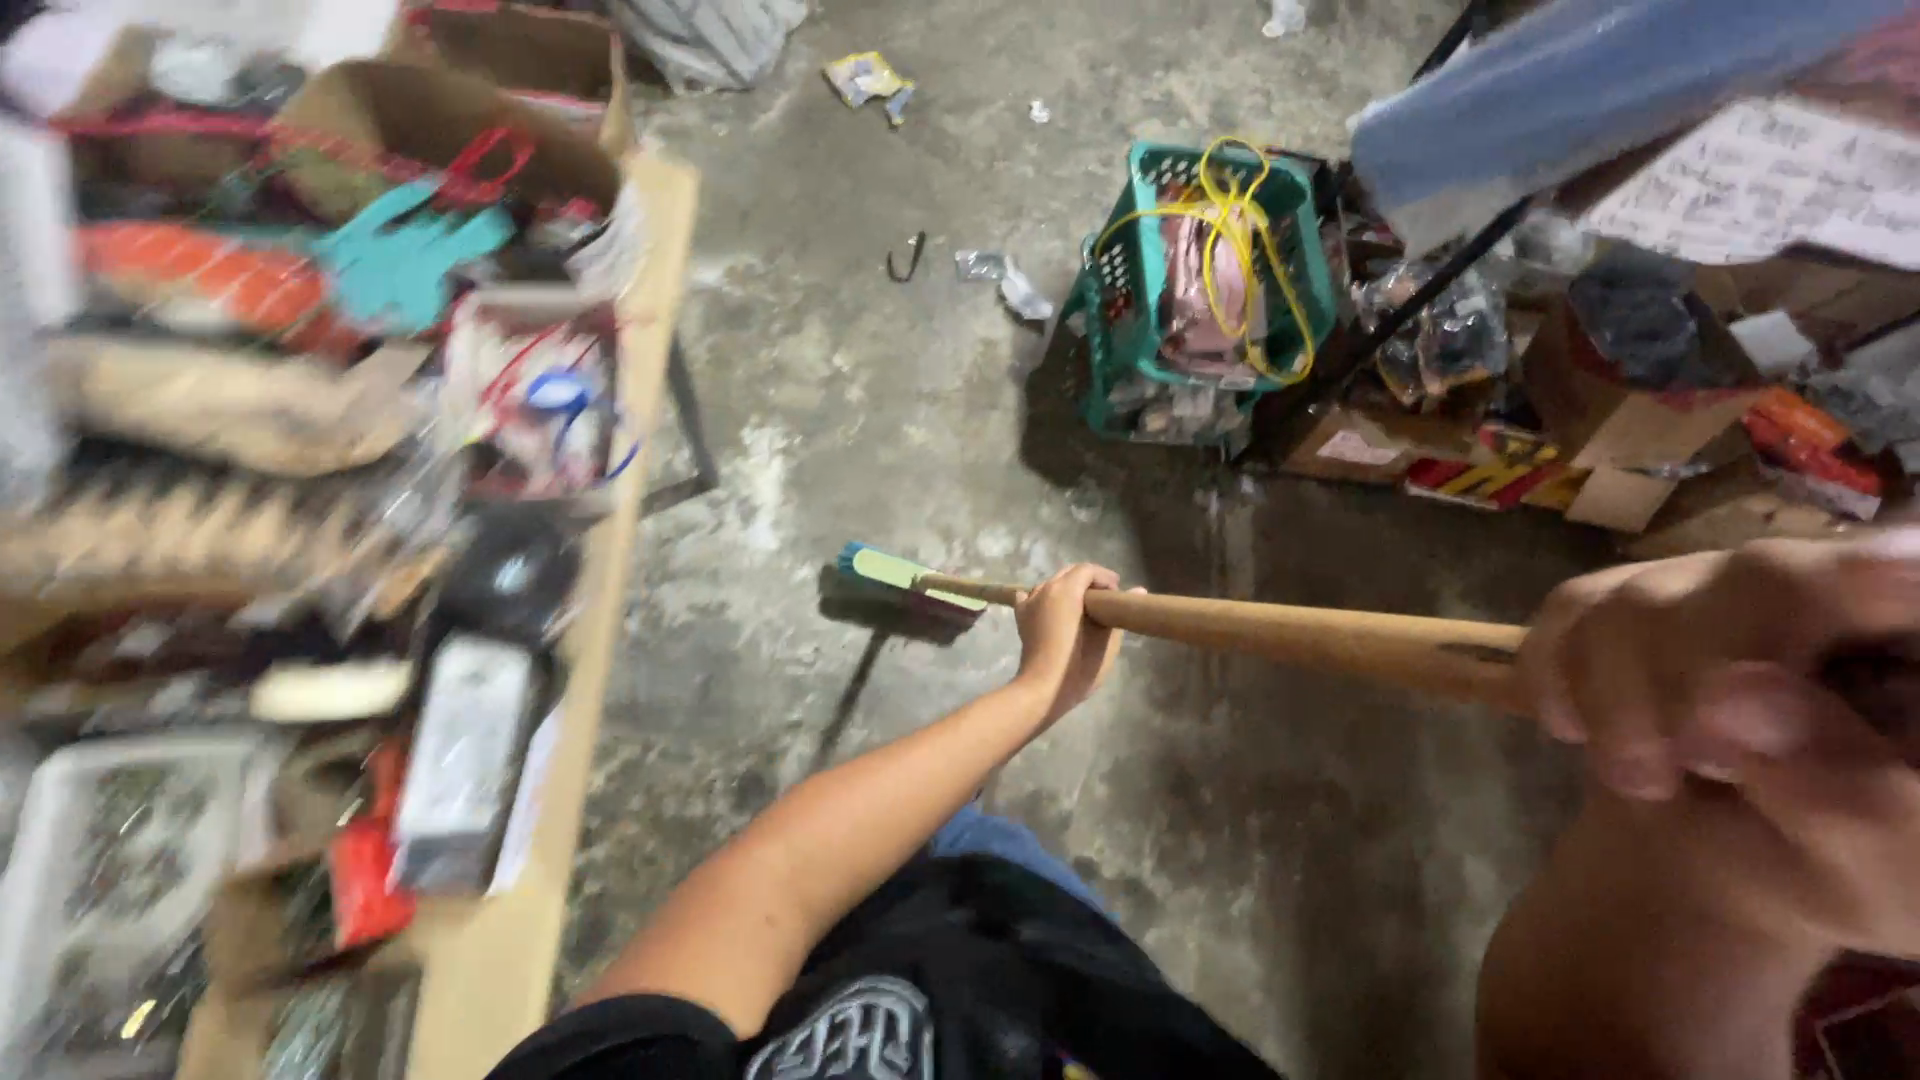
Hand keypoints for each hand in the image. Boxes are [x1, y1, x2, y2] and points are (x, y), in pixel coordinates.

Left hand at [1011, 563, 1137, 724]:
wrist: (1044, 688)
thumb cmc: (1079, 665)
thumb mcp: (1107, 639)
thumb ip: (1118, 611)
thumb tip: (1139, 590)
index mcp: (1065, 590)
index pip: (1087, 570)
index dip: (1105, 577)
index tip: (1117, 594)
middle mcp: (1045, 589)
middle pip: (1068, 572)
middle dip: (1088, 581)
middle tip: (1105, 599)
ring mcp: (1029, 601)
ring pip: (1051, 583)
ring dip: (1068, 588)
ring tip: (1083, 607)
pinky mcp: (1021, 616)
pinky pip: (1032, 596)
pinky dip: (1045, 597)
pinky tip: (1053, 608)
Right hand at [1518, 535, 1919, 955]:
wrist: (1724, 851)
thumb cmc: (1839, 870)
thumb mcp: (1881, 871)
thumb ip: (1852, 801)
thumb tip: (1738, 698)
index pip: (1907, 575)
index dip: (1874, 574)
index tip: (1892, 573)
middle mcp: (1835, 586)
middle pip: (1761, 579)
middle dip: (1697, 679)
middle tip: (1687, 769)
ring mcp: (1716, 581)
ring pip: (1640, 597)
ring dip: (1616, 702)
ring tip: (1643, 780)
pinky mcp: (1621, 591)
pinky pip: (1570, 607)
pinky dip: (1557, 676)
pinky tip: (1576, 728)